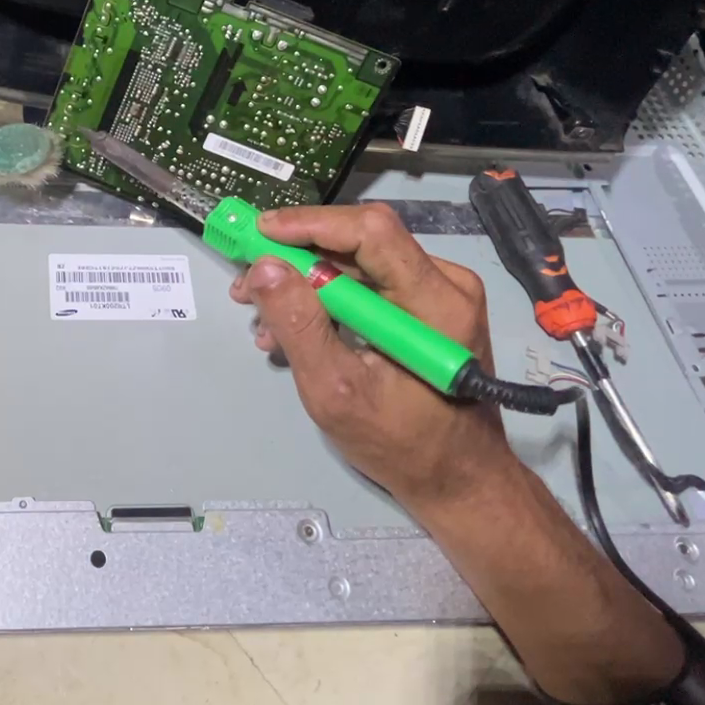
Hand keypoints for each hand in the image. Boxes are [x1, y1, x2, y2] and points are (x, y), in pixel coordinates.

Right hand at [229, 202, 518, 510]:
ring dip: (302, 281)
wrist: (457, 480)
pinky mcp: (424, 308)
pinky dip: (323, 298)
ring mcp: (437, 294)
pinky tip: (293, 327)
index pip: (370, 231)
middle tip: (247, 281)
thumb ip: (299, 325)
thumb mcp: (336, 391)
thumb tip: (263, 267)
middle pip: (359, 241)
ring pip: (356, 262)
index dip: (310, 224)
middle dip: (294, 255)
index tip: (259, 234)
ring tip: (262, 316)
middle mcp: (444, 283)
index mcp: (435, 301)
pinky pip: (366, 283)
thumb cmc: (402, 444)